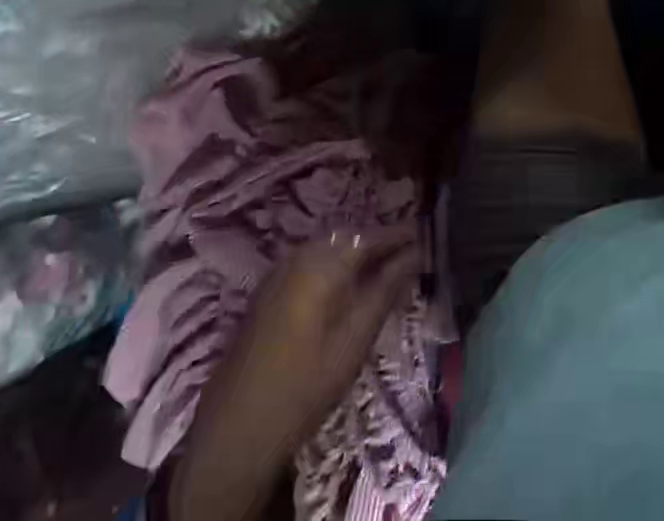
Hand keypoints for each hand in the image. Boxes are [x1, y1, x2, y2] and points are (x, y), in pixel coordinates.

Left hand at [172, 228, 421, 520]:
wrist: (237, 428)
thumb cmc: (307, 383)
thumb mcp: (357, 336)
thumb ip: (387, 288)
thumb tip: (414, 254)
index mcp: (322, 264)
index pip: (372, 236)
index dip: (401, 235)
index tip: (426, 237)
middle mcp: (299, 257)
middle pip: (349, 238)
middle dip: (380, 244)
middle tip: (410, 257)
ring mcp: (279, 273)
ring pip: (329, 250)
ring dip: (358, 256)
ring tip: (386, 272)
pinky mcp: (268, 292)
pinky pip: (311, 264)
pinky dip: (335, 267)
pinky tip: (349, 288)